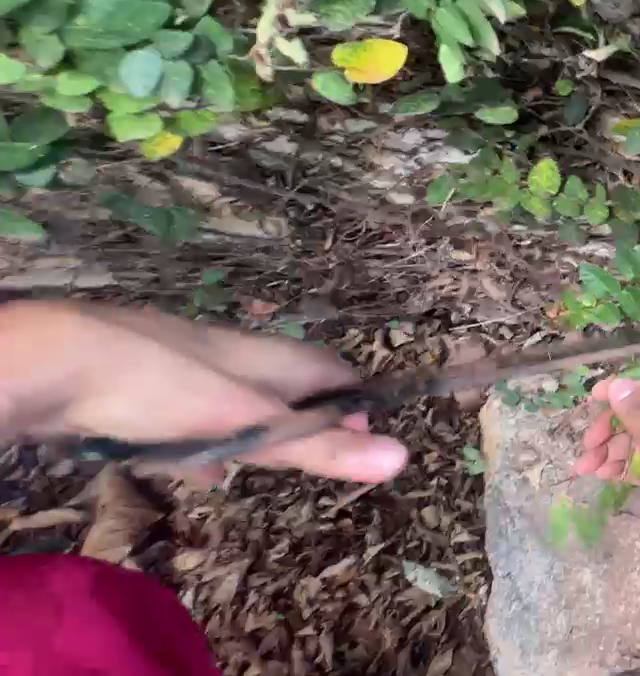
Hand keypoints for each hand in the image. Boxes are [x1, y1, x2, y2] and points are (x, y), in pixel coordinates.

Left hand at [0, 300, 407, 483]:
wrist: (53, 361)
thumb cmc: (167, 386)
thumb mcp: (252, 423)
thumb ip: (320, 446)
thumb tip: (401, 458)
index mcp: (277, 359)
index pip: (337, 374)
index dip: (355, 402)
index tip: (363, 434)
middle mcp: (241, 358)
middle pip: (290, 386)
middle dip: (306, 418)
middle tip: (313, 454)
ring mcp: (187, 370)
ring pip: (238, 401)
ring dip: (253, 430)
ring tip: (254, 466)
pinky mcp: (139, 388)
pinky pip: (188, 415)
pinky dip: (201, 440)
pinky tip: (191, 463)